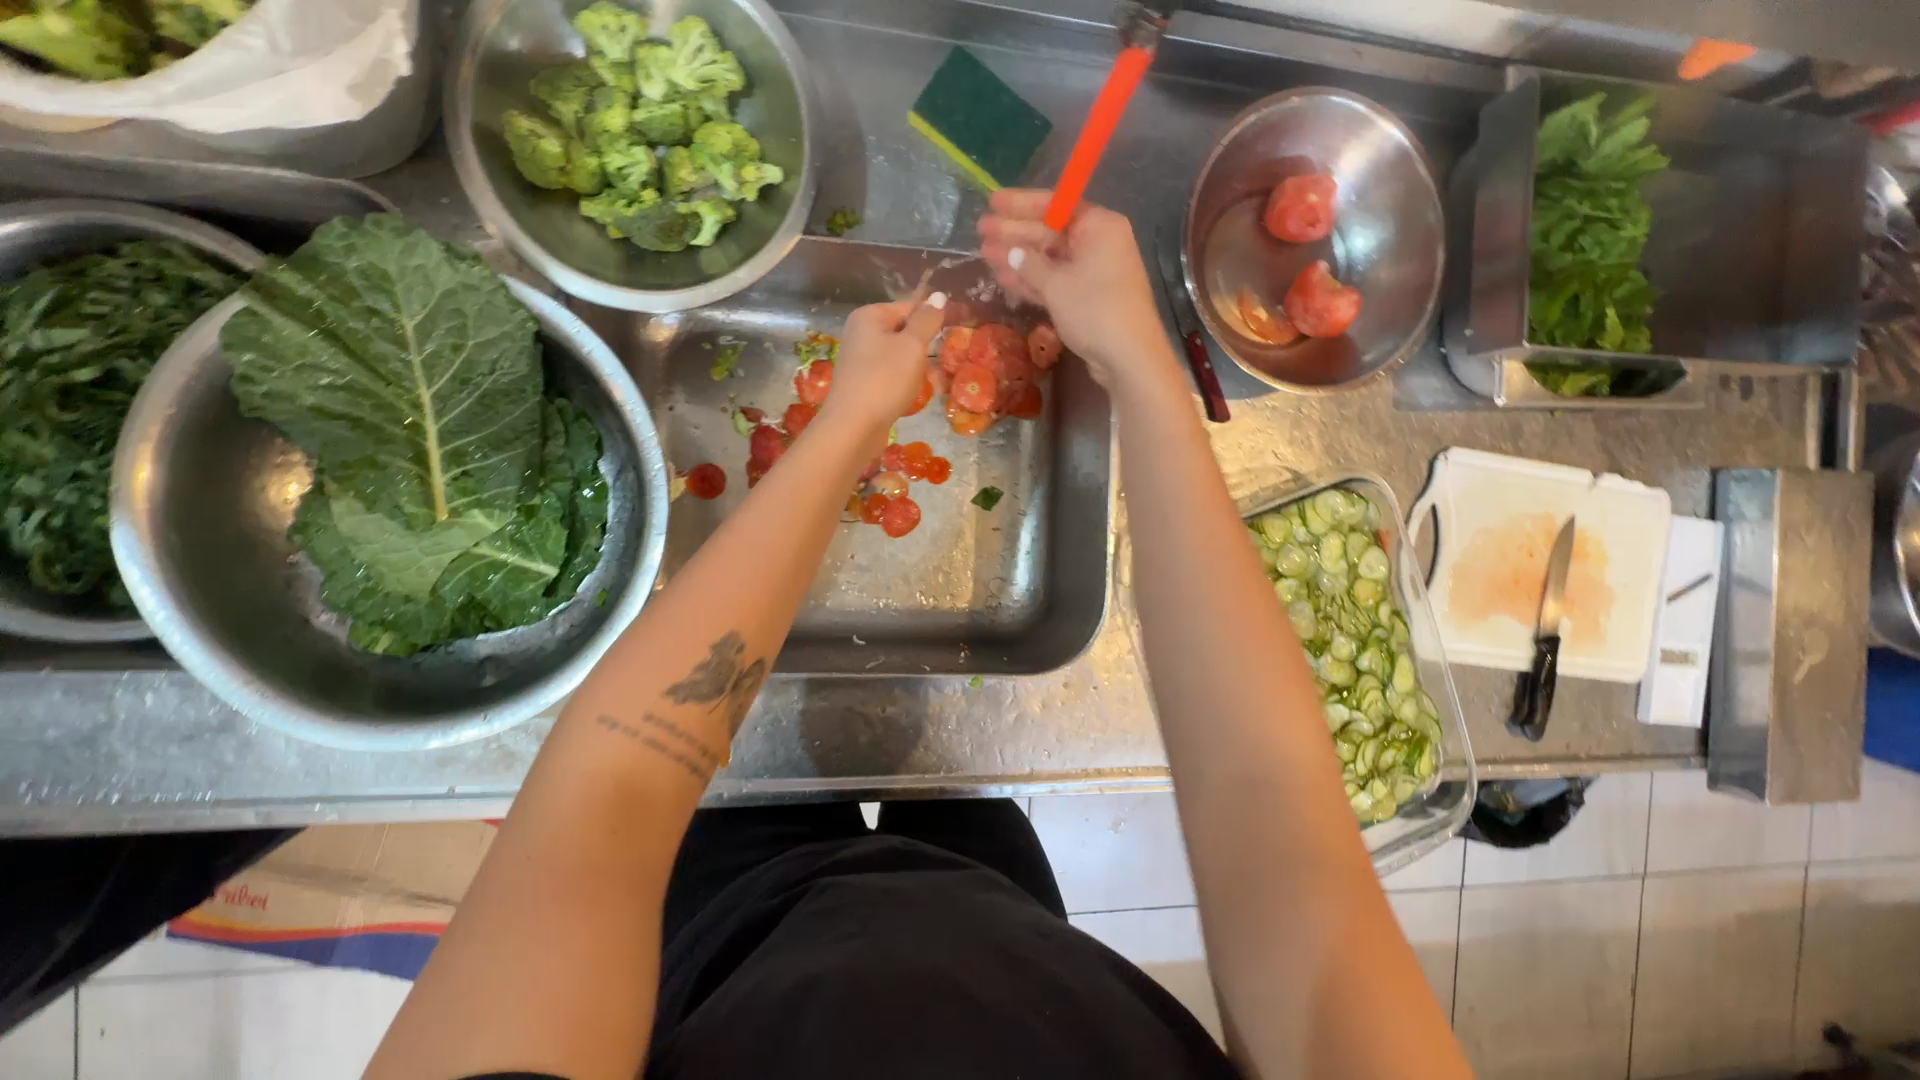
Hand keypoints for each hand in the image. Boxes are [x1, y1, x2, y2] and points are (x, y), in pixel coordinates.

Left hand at [818, 295, 944, 437]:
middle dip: (926, 346)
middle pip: (903, 331)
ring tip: (935, 382)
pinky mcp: (863, 383)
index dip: (933, 319)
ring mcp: (860, 359)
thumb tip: (938, 296)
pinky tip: (916, 394)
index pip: (909, 307)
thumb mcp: (912, 346)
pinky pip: (891, 374)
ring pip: (899, 355)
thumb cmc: (885, 379)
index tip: (955, 333)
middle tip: (945, 361)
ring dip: (919, 367)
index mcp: (869, 316)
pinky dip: (906, 381)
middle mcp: (860, 333)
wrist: (853, 426)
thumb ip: (927, 320)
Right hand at [978, 189, 1182, 396]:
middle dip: (1015, 232)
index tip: (993, 202)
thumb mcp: (1057, 284)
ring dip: (1018, 257)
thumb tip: (1011, 252)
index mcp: (1098, 226)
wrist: (1129, 357)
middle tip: (981, 229)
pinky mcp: (1087, 297)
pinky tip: (1004, 278)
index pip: (1055, 205)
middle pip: (1050, 231)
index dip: (1021, 204)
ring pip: (1050, 258)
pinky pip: (1055, 280)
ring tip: (984, 254)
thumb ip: (1030, 264)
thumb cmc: (1095, 310)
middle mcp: (1098, 242)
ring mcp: (1093, 271)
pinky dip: (1032, 280)